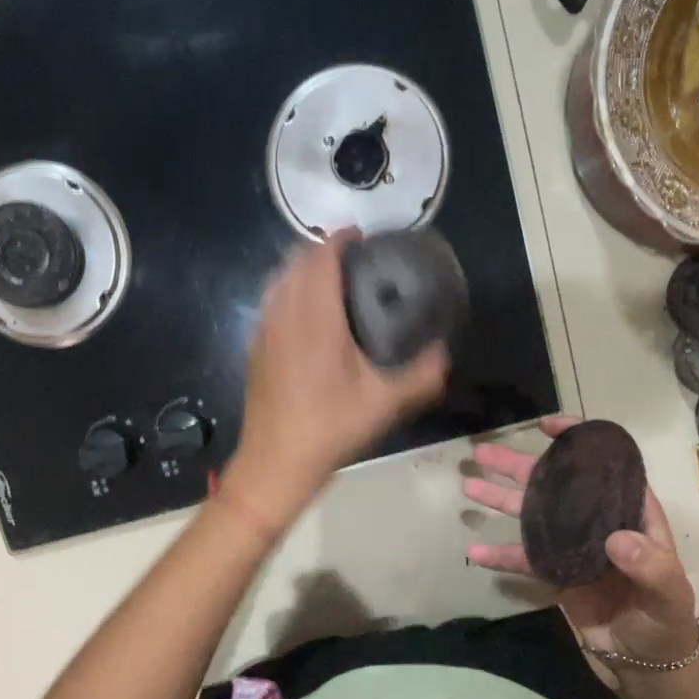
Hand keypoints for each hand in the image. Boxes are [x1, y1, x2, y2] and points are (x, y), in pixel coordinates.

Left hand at [223, 234, 449, 531]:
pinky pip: (269, 304)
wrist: (275, 463)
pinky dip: (286, 293)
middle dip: (320, 250)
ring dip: (300, 270)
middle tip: (351, 257)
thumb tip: (443, 353)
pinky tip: (304, 316)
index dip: (338, 239)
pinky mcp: (255, 350)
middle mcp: (284, 316)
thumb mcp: (385, 405)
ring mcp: (264, 332)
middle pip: (294, 262)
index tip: (360, 235)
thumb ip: (421, 376)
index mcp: (315, 319)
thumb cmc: (330, 429)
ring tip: (328, 280)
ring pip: (277, 282)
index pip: (320, 259)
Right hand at [463, 416, 698, 682]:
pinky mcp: (555, 575)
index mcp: (629, 513)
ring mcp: (573, 548)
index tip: (547, 426)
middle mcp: (597, 522)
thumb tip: (615, 538)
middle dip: (519, 466)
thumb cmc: (666, 620)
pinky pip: (524, 559)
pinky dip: (500, 554)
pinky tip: (474, 549)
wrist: (648, 663)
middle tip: (482, 452)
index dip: (577, 441)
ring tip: (469, 485)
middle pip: (555, 485)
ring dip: (501, 500)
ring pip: (532, 516)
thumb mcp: (668, 591)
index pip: (604, 466)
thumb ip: (648, 564)